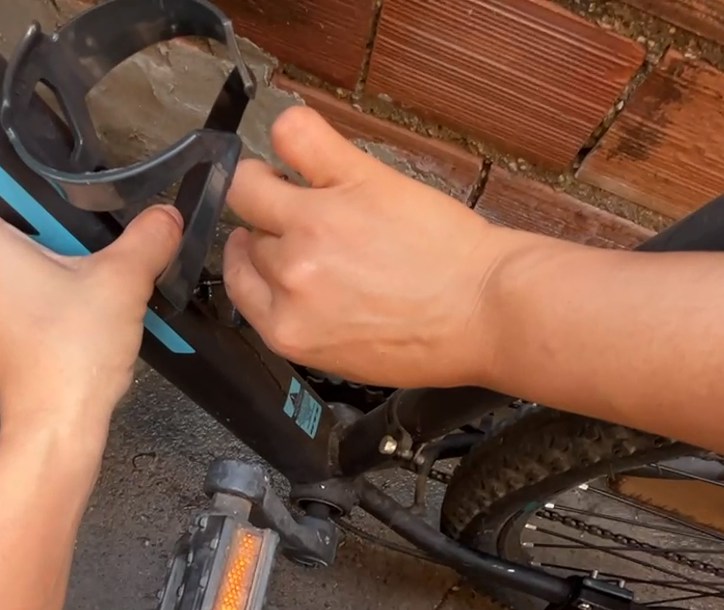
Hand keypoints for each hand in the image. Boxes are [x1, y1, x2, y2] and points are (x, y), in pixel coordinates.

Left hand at [0, 151, 180, 430]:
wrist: (56, 429)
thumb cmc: (72, 355)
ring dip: (27, 250)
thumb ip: (146, 242)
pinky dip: (30, 286)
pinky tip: (72, 303)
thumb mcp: (120, 286)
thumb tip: (167, 216)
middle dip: (10, 207)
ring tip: (76, 263)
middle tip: (60, 214)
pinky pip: (1, 291)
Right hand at [224, 107, 529, 388]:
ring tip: (302, 186)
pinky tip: (305, 148)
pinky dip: (291, 134)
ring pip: (251, 185)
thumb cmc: (431, 342)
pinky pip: (293, 135)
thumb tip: (283, 292)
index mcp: (289, 330)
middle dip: (271, 232)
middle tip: (304, 227)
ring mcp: (316, 223)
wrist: (484, 311)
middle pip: (250, 237)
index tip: (261, 250)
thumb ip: (303, 325)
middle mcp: (292, 277)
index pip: (239, 282)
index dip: (252, 264)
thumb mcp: (347, 361)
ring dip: (268, 184)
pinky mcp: (351, 179)